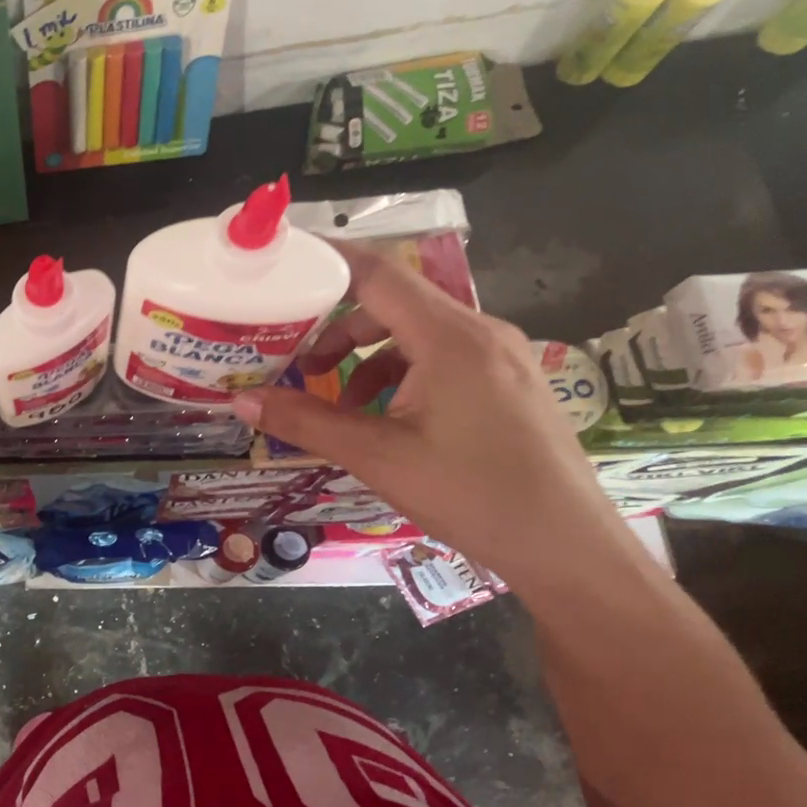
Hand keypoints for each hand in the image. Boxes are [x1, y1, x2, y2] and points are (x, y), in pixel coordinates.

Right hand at [231, 243, 632, 586]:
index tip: (280, 259)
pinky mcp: (508, 383)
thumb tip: (239, 400)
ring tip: (332, 399)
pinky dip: (397, 374)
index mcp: (451, 339)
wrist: (567, 547)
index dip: (326, 260)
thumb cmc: (471, 494)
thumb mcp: (376, 456)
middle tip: (289, 358)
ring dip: (363, 355)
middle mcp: (481, 333)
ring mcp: (501, 357)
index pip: (378, 274)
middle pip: (393, 303)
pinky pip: (440, 358)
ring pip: (415, 333)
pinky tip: (381, 417)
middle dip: (334, 325)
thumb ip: (305, 421)